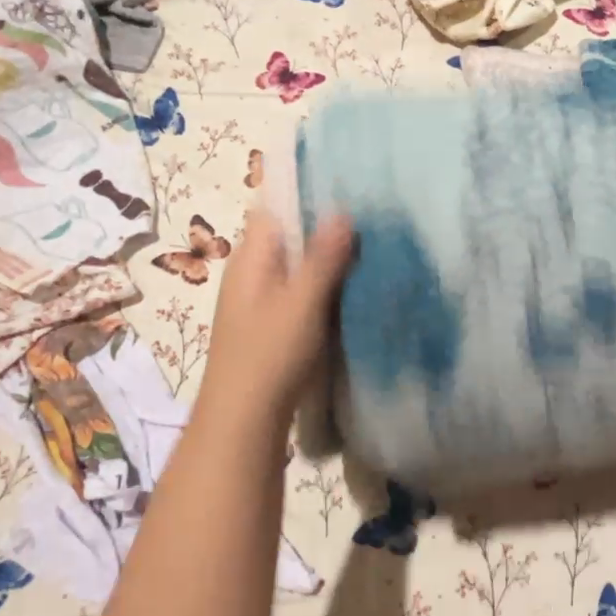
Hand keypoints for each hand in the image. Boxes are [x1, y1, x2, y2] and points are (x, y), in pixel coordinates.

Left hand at [198, 209, 354, 421]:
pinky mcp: (273, 326)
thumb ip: (322, 257)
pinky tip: (353, 294)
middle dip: (325, 232)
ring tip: (371, 254)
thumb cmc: (269, 354)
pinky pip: (302, 293)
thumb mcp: (302, 302)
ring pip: (298, 268)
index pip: (274, 210)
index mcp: (251, 260)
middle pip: (289, 239)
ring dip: (328, 263)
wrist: (243, 420)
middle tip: (371, 225)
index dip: (306, 198)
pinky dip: (324, 289)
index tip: (348, 195)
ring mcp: (261, 302)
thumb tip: (342, 210)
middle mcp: (251, 275)